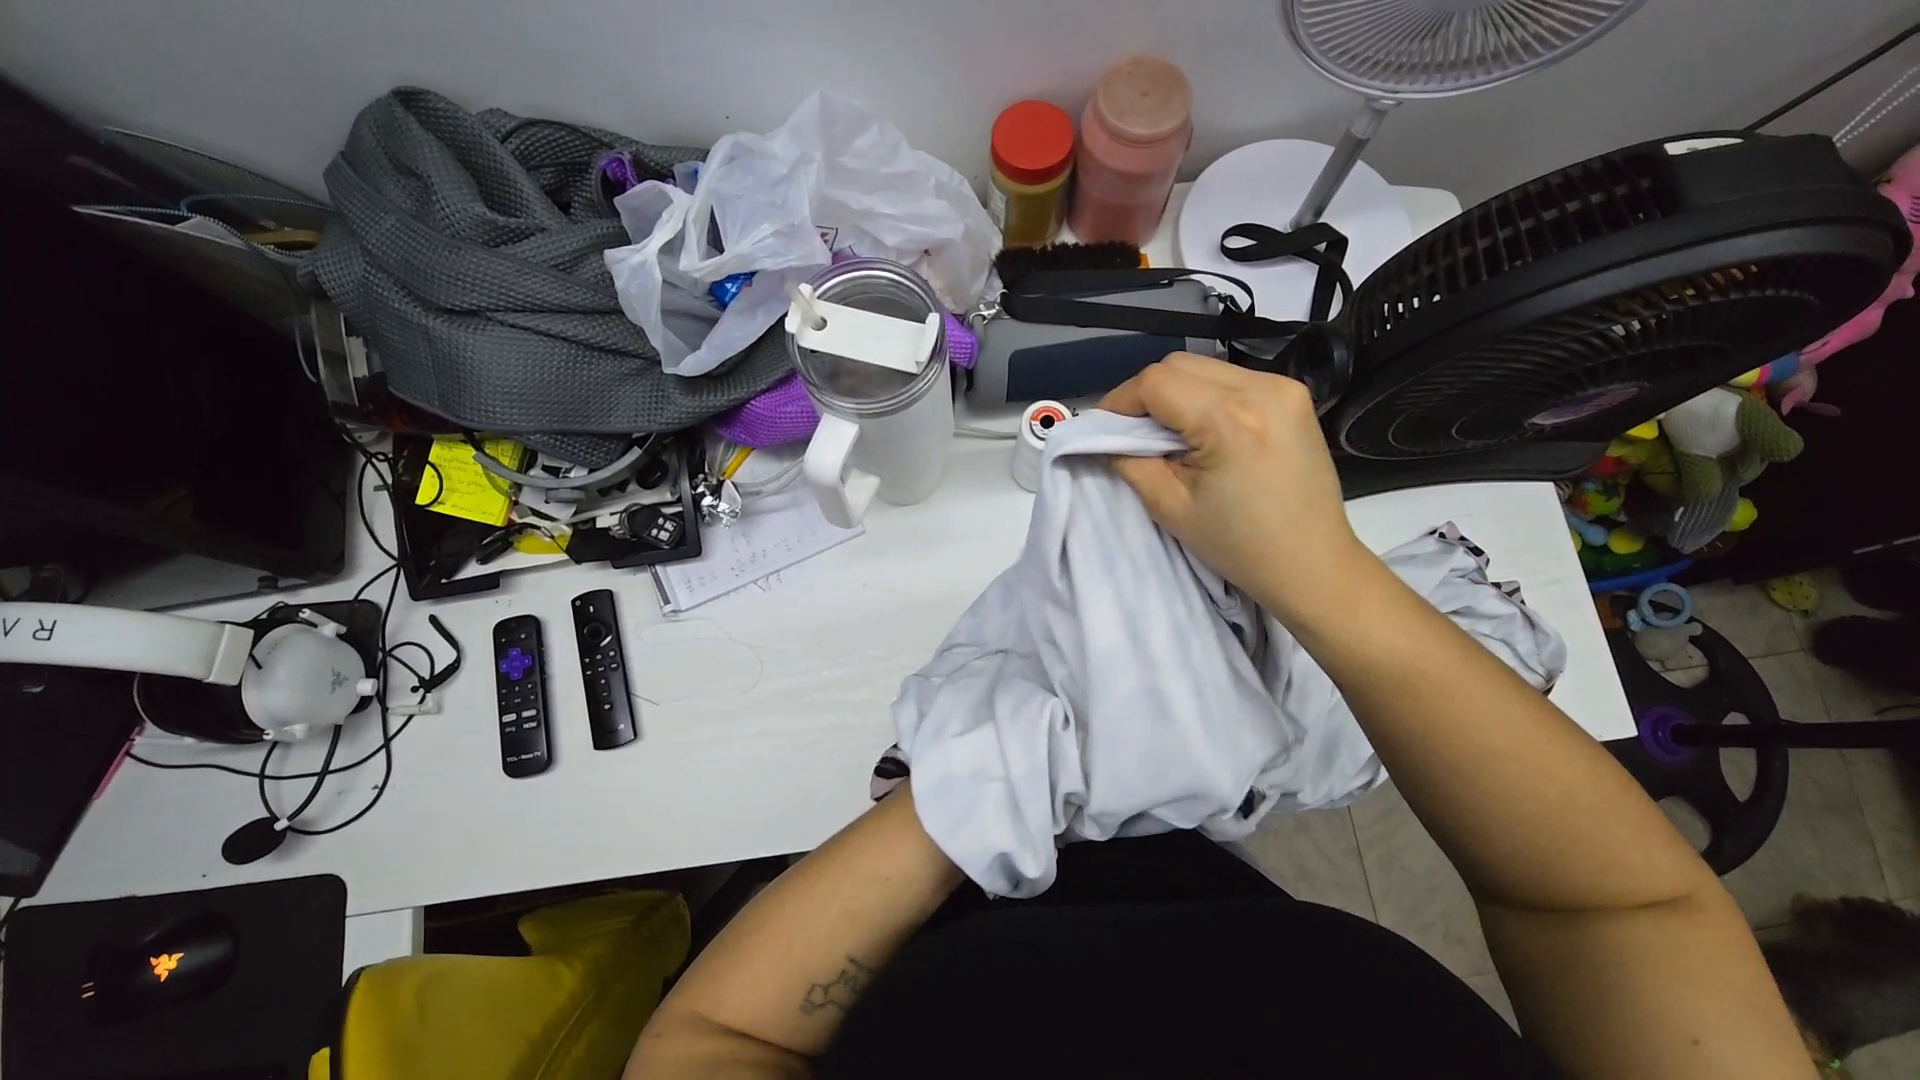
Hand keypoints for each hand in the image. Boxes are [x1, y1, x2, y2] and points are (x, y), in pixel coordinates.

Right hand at [1099, 353, 1373, 624]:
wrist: (1313, 563)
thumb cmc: (1240, 546)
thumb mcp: (1170, 507)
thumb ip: (1131, 462)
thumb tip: (1107, 435)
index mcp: (1230, 420)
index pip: (1156, 382)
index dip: (1121, 401)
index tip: (1105, 429)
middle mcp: (1262, 389)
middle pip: (1179, 364)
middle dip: (1146, 395)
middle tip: (1134, 434)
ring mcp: (1284, 387)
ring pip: (1205, 367)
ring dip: (1176, 393)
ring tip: (1170, 436)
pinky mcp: (1294, 395)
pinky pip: (1232, 378)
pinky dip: (1206, 396)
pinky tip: (1204, 432)